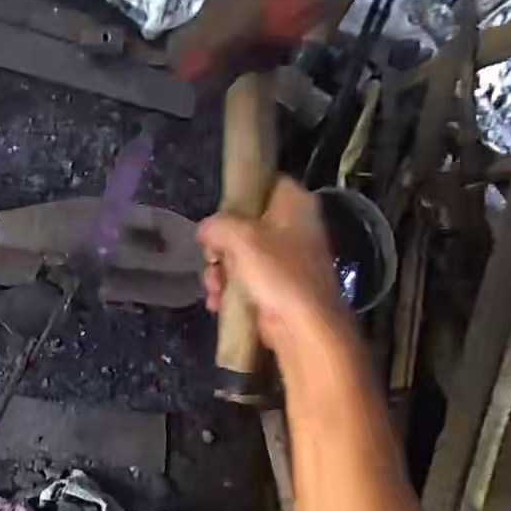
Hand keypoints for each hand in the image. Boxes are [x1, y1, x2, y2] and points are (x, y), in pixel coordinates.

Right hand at [197, 176, 353, 357]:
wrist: (305, 328)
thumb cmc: (278, 274)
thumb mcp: (241, 239)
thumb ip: (217, 226)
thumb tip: (206, 230)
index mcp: (295, 204)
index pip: (266, 182)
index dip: (239, 194)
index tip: (217, 213)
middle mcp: (294, 228)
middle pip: (247, 223)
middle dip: (221, 245)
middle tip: (212, 259)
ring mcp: (288, 260)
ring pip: (242, 255)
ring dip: (221, 273)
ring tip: (214, 289)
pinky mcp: (279, 288)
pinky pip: (248, 281)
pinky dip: (231, 291)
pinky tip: (218, 304)